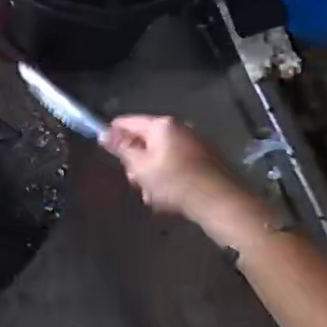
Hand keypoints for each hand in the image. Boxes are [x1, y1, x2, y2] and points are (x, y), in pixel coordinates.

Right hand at [99, 115, 270, 238]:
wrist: (222, 204)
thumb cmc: (175, 182)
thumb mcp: (139, 166)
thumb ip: (120, 147)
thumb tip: (103, 132)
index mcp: (162, 125)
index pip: (126, 122)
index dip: (112, 135)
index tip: (107, 152)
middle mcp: (180, 129)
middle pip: (144, 141)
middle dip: (135, 161)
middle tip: (135, 180)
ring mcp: (196, 145)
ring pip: (160, 157)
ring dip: (151, 174)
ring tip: (153, 195)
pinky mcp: (207, 163)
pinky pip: (176, 166)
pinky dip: (169, 179)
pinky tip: (169, 198)